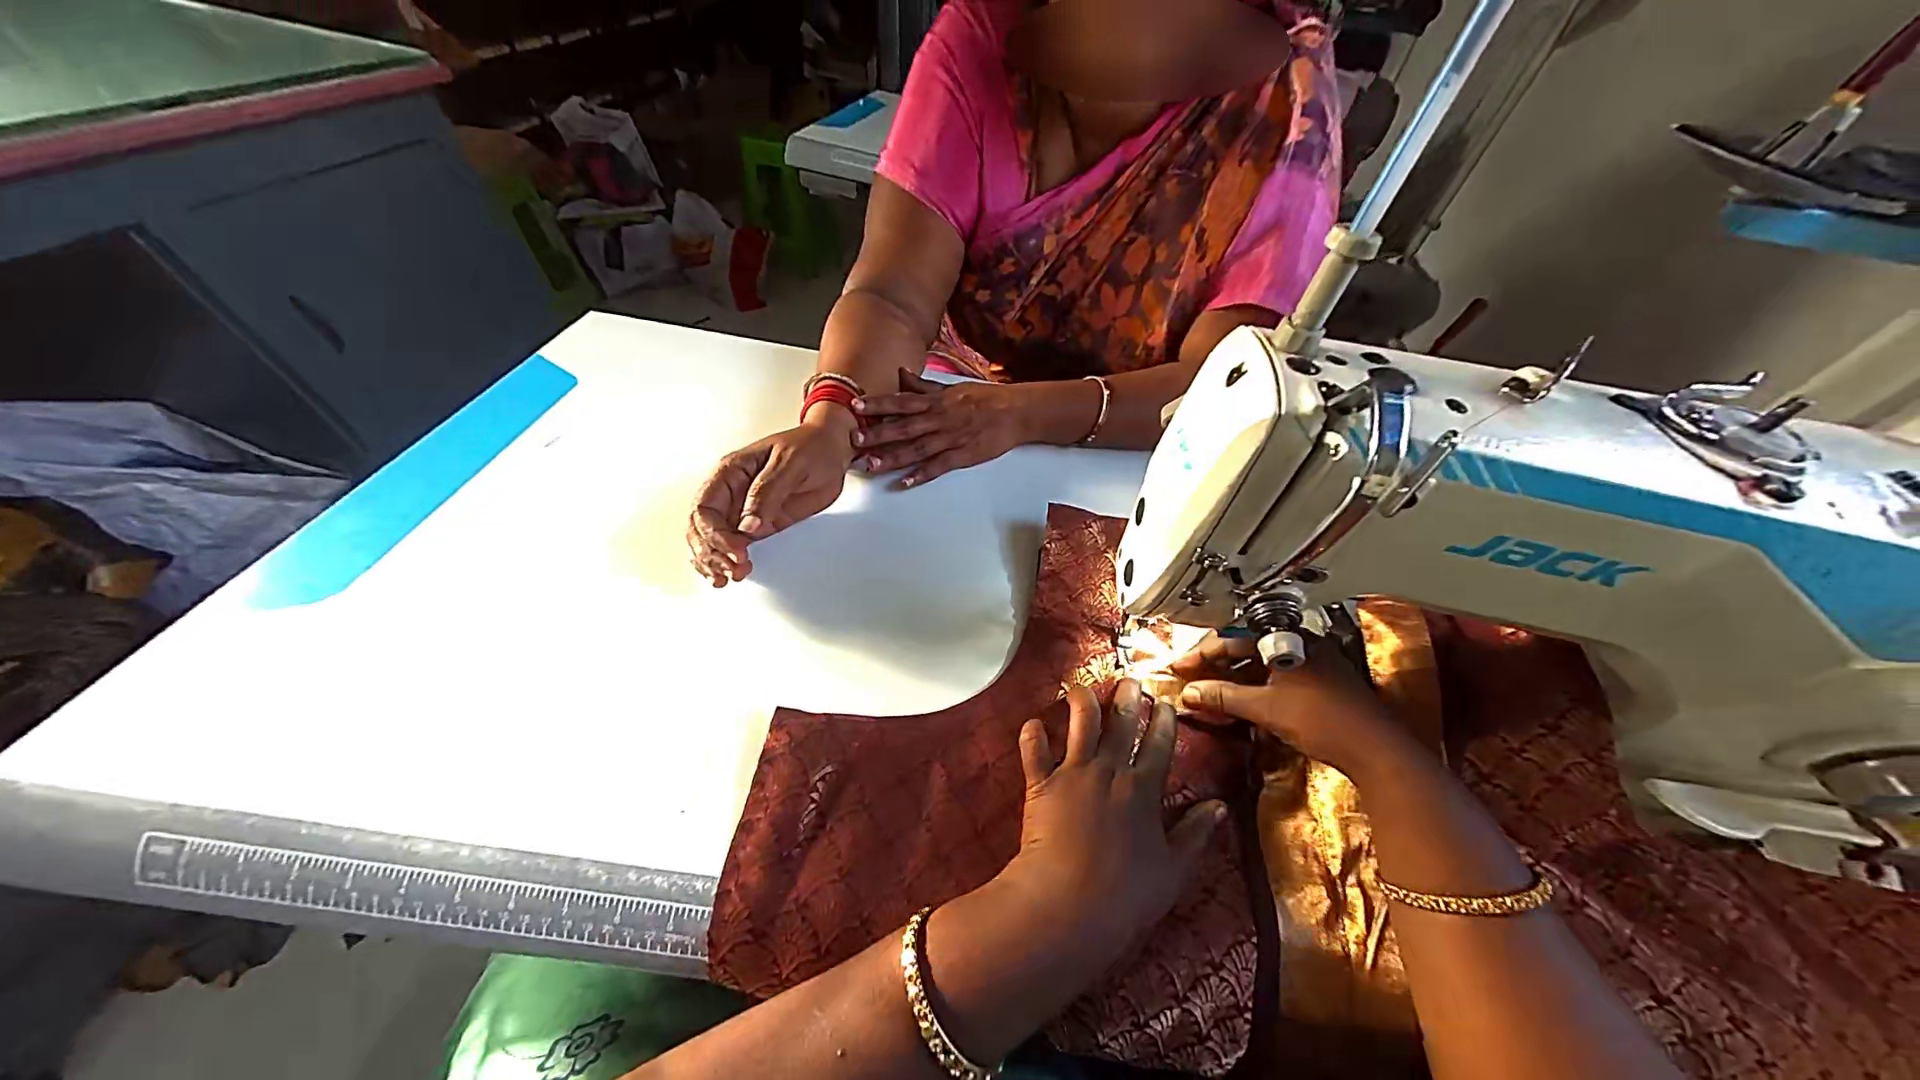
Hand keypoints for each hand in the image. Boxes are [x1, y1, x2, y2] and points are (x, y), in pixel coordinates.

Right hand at [686, 410, 856, 586]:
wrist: (832, 451)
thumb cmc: (810, 447)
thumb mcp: (791, 464)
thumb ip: (768, 492)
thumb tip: (748, 525)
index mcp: (730, 473)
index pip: (705, 508)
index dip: (714, 534)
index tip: (736, 550)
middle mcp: (731, 494)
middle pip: (702, 528)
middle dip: (711, 552)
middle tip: (731, 570)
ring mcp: (744, 511)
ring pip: (713, 541)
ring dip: (715, 561)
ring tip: (727, 578)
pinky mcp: (761, 525)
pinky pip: (736, 545)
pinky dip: (729, 561)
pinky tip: (731, 574)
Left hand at [851, 369, 1033, 487]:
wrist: (1016, 412)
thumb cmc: (985, 399)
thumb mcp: (952, 388)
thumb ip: (923, 386)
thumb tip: (901, 375)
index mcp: (937, 402)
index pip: (901, 402)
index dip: (878, 404)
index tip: (856, 405)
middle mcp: (940, 419)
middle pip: (904, 427)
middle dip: (878, 434)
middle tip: (855, 440)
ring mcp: (951, 438)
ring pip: (917, 449)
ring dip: (893, 457)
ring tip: (872, 465)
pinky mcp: (963, 455)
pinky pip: (939, 466)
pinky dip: (922, 473)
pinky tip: (906, 481)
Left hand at [995, 680, 1225, 950]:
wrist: (1070, 901)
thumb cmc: (1127, 893)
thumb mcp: (1173, 868)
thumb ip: (1195, 834)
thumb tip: (1219, 806)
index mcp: (1144, 790)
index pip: (1159, 746)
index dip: (1163, 722)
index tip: (1164, 702)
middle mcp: (1110, 772)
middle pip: (1121, 724)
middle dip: (1128, 698)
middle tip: (1130, 681)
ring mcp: (1073, 773)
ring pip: (1079, 724)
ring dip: (1081, 701)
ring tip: (1081, 688)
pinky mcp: (1040, 783)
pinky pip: (1033, 750)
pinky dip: (1031, 735)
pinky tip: (1032, 723)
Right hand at [1173, 632, 1419, 782]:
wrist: (1377, 750)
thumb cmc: (1322, 720)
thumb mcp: (1265, 708)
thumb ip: (1223, 696)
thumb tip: (1190, 693)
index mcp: (1287, 639)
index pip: (1233, 640)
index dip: (1202, 654)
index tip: (1181, 667)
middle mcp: (1301, 643)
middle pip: (1247, 648)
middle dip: (1217, 665)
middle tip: (1194, 677)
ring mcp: (1315, 662)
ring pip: (1263, 663)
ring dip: (1236, 677)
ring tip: (1213, 691)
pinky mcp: (1323, 682)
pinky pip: (1278, 675)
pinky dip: (1256, 686)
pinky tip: (1244, 700)